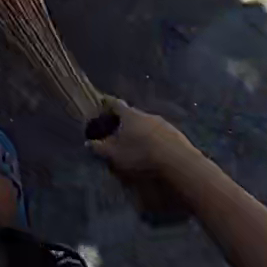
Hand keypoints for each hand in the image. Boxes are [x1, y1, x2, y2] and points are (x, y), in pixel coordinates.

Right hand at [86, 97, 204, 184]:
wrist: (179, 163)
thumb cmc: (141, 155)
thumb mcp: (115, 155)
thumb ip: (100, 148)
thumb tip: (88, 143)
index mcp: (130, 115)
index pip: (115, 104)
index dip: (107, 104)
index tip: (102, 104)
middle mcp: (147, 115)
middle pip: (132, 114)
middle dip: (124, 121)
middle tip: (117, 131)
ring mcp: (164, 124)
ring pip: (147, 124)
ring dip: (140, 131)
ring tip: (135, 144)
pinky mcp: (177, 135)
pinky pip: (160, 134)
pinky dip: (154, 140)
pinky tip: (153, 152)